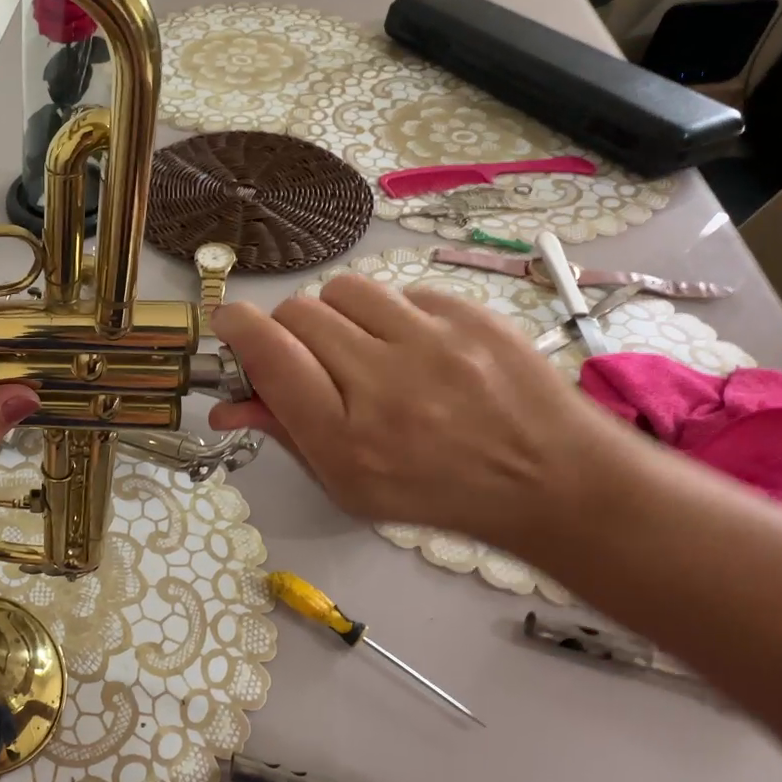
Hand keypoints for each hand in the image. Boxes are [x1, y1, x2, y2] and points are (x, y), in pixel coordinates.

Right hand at [207, 275, 637, 547]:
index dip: (235, 328)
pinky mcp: (472, 317)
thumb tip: (224, 406)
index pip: (269, 354)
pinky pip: (400, 293)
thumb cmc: (434, 491)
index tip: (228, 325)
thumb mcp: (346, 484)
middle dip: (287, 330)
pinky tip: (415, 348)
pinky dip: (393, 316)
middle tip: (309, 357)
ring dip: (336, 314)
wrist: (556, 482)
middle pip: (297, 314)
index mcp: (345, 437)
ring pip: (343, 290)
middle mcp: (384, 383)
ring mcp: (434, 343)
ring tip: (361, 344)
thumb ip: (284, 435)